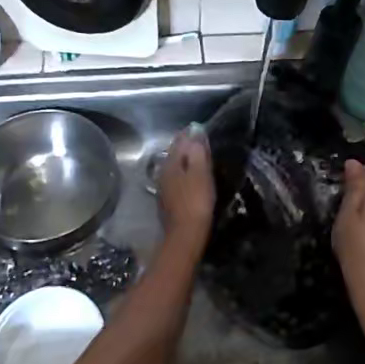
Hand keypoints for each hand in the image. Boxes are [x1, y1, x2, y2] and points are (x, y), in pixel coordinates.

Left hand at [158, 127, 214, 245]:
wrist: (185, 235)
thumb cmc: (196, 201)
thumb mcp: (200, 173)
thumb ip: (197, 151)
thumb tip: (195, 130)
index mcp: (171, 164)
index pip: (178, 142)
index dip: (189, 134)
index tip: (199, 128)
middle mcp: (163, 173)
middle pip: (174, 154)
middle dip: (185, 146)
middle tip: (199, 140)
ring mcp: (164, 188)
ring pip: (174, 167)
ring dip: (184, 160)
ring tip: (197, 157)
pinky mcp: (168, 201)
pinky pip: (176, 180)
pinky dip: (184, 174)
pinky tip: (190, 178)